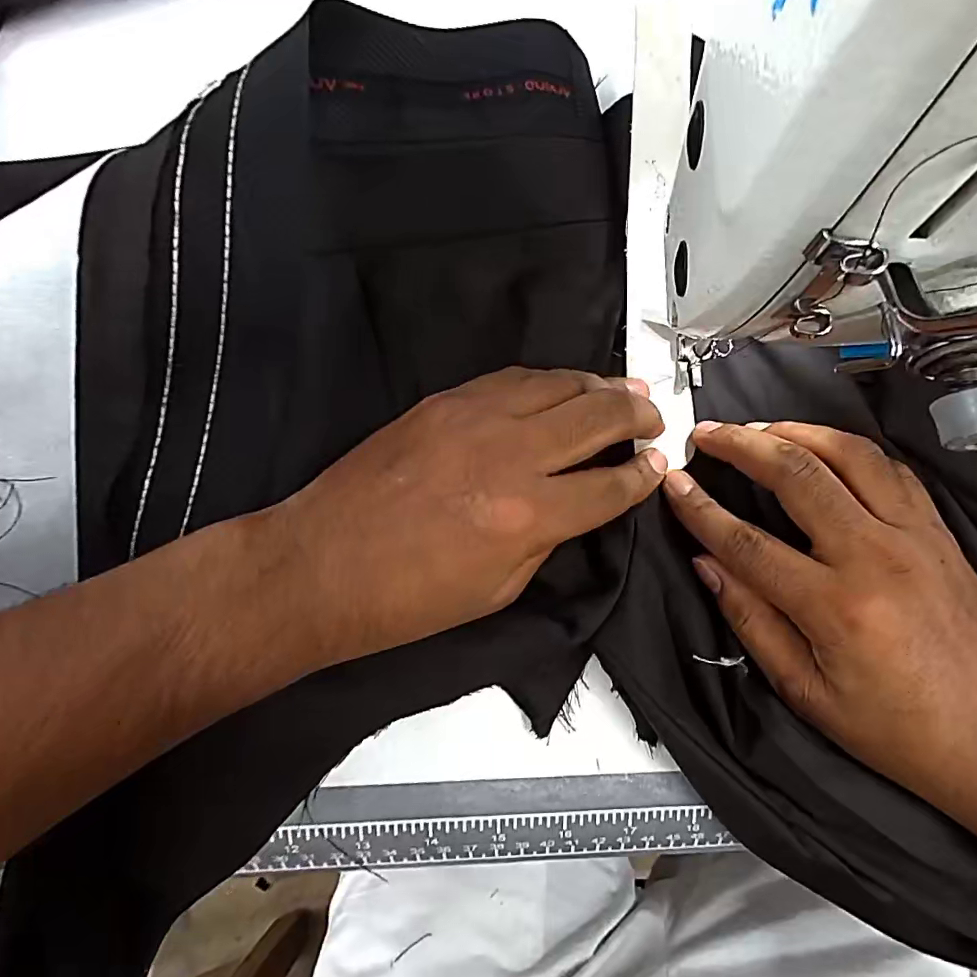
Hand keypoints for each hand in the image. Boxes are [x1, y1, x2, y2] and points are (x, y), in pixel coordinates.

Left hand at [258, 367, 666, 665]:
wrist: (322, 564)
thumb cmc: (406, 597)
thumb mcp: (497, 588)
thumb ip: (547, 538)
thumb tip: (574, 505)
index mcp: (528, 515)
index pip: (610, 484)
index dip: (641, 476)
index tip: (655, 465)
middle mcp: (509, 454)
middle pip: (596, 415)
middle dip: (636, 413)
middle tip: (653, 416)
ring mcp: (473, 418)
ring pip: (557, 384)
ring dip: (597, 385)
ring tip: (620, 390)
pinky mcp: (442, 402)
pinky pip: (510, 379)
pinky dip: (545, 381)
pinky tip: (558, 387)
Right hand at [662, 421, 976, 810]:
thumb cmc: (896, 728)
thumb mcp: (804, 690)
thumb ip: (751, 620)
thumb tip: (707, 564)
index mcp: (836, 606)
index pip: (748, 541)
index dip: (701, 509)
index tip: (674, 484)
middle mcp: (877, 557)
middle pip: (798, 475)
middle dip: (742, 445)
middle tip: (708, 433)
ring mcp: (915, 537)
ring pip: (849, 455)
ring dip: (796, 431)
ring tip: (758, 428)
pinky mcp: (938, 532)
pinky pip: (890, 469)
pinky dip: (847, 448)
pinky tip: (821, 447)